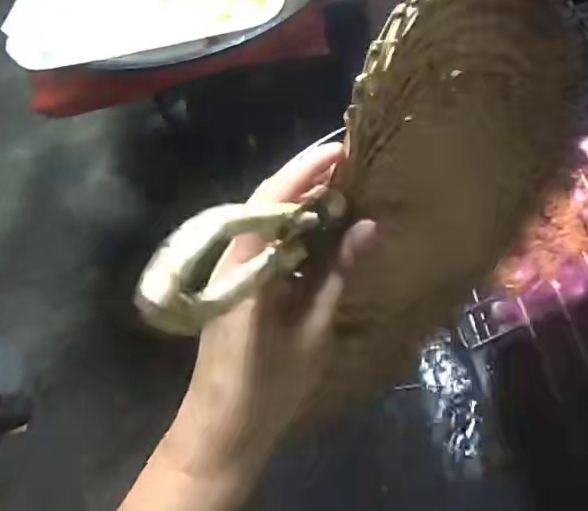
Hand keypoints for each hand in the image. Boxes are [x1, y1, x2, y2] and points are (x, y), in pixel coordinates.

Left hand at [163, 143, 377, 484]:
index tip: (340, 151)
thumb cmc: (266, 385)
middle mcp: (230, 263)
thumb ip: (337, 273)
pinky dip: (295, 222)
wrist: (219, 437)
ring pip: (265, 219)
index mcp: (242, 270)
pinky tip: (323, 221)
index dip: (303, 172)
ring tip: (342, 181)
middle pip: (264, 203)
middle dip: (304, 176)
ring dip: (300, 196)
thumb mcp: (312, 330)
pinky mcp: (239, 285)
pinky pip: (268, 239)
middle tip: (349, 159)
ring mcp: (232, 273)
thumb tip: (368, 225)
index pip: (269, 203)